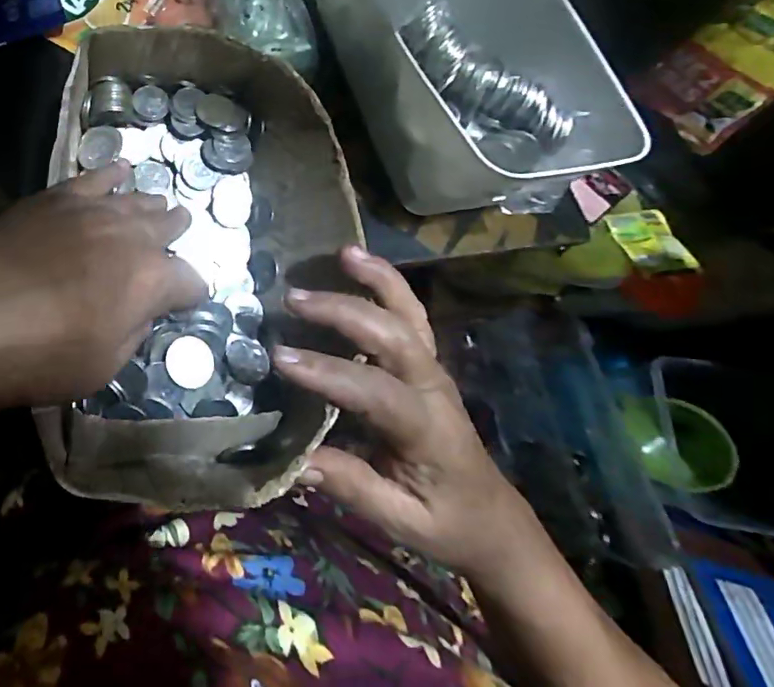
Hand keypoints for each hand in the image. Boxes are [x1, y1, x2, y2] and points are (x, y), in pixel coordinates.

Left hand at [0, 162, 206, 419]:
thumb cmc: (37, 356)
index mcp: (151, 279)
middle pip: (164, 228)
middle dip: (176, 232)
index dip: (193, 292)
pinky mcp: (55, 197)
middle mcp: (130, 235)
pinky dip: (111, 173)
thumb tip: (140, 309)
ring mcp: (92, 210)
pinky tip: (120, 169)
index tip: (188, 298)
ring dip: (150, 204)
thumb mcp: (101, 367)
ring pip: (134, 199)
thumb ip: (132, 331)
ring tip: (159, 203)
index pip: (190, 281)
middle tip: (182, 228)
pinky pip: (93, 178)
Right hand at [272, 245, 523, 574]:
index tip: (281, 359)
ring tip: (341, 252)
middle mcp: (434, 387)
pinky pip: (409, 312)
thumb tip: (294, 460)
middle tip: (292, 300)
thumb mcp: (401, 521)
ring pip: (409, 312)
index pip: (377, 392)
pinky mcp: (427, 360)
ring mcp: (433, 368)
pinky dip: (385, 281)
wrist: (492, 517)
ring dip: (376, 278)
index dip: (329, 373)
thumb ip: (352, 486)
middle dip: (343, 312)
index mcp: (428, 430)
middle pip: (394, 335)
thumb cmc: (446, 521)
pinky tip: (357, 260)